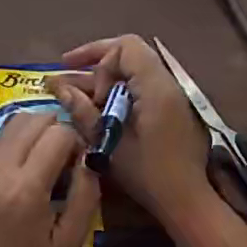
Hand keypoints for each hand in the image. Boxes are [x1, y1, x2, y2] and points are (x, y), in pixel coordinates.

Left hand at [0, 111, 100, 246]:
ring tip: (53, 154)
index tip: (82, 163)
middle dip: (60, 130)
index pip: (57, 135)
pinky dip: (25, 134)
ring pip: (18, 120)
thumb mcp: (72, 236)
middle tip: (70, 157)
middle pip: (36, 120)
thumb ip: (86, 193)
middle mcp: (3, 171)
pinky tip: (36, 157)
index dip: (78, 142)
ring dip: (42, 128)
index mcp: (27, 189)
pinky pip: (6, 134)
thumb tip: (90, 156)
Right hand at [50, 35, 218, 227]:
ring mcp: (170, 97)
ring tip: (71, 94)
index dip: (100, 61)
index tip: (93, 95)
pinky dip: (116, 94)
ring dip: (102, 82)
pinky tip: (95, 109)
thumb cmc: (148, 174)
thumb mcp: (111, 145)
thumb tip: (61, 89)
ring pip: (132, 73)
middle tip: (65, 72)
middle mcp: (166, 84)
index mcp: (155, 87)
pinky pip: (140, 90)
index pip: (126, 47)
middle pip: (129, 55)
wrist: (185, 199)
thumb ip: (85, 113)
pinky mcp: (169, 111)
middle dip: (94, 63)